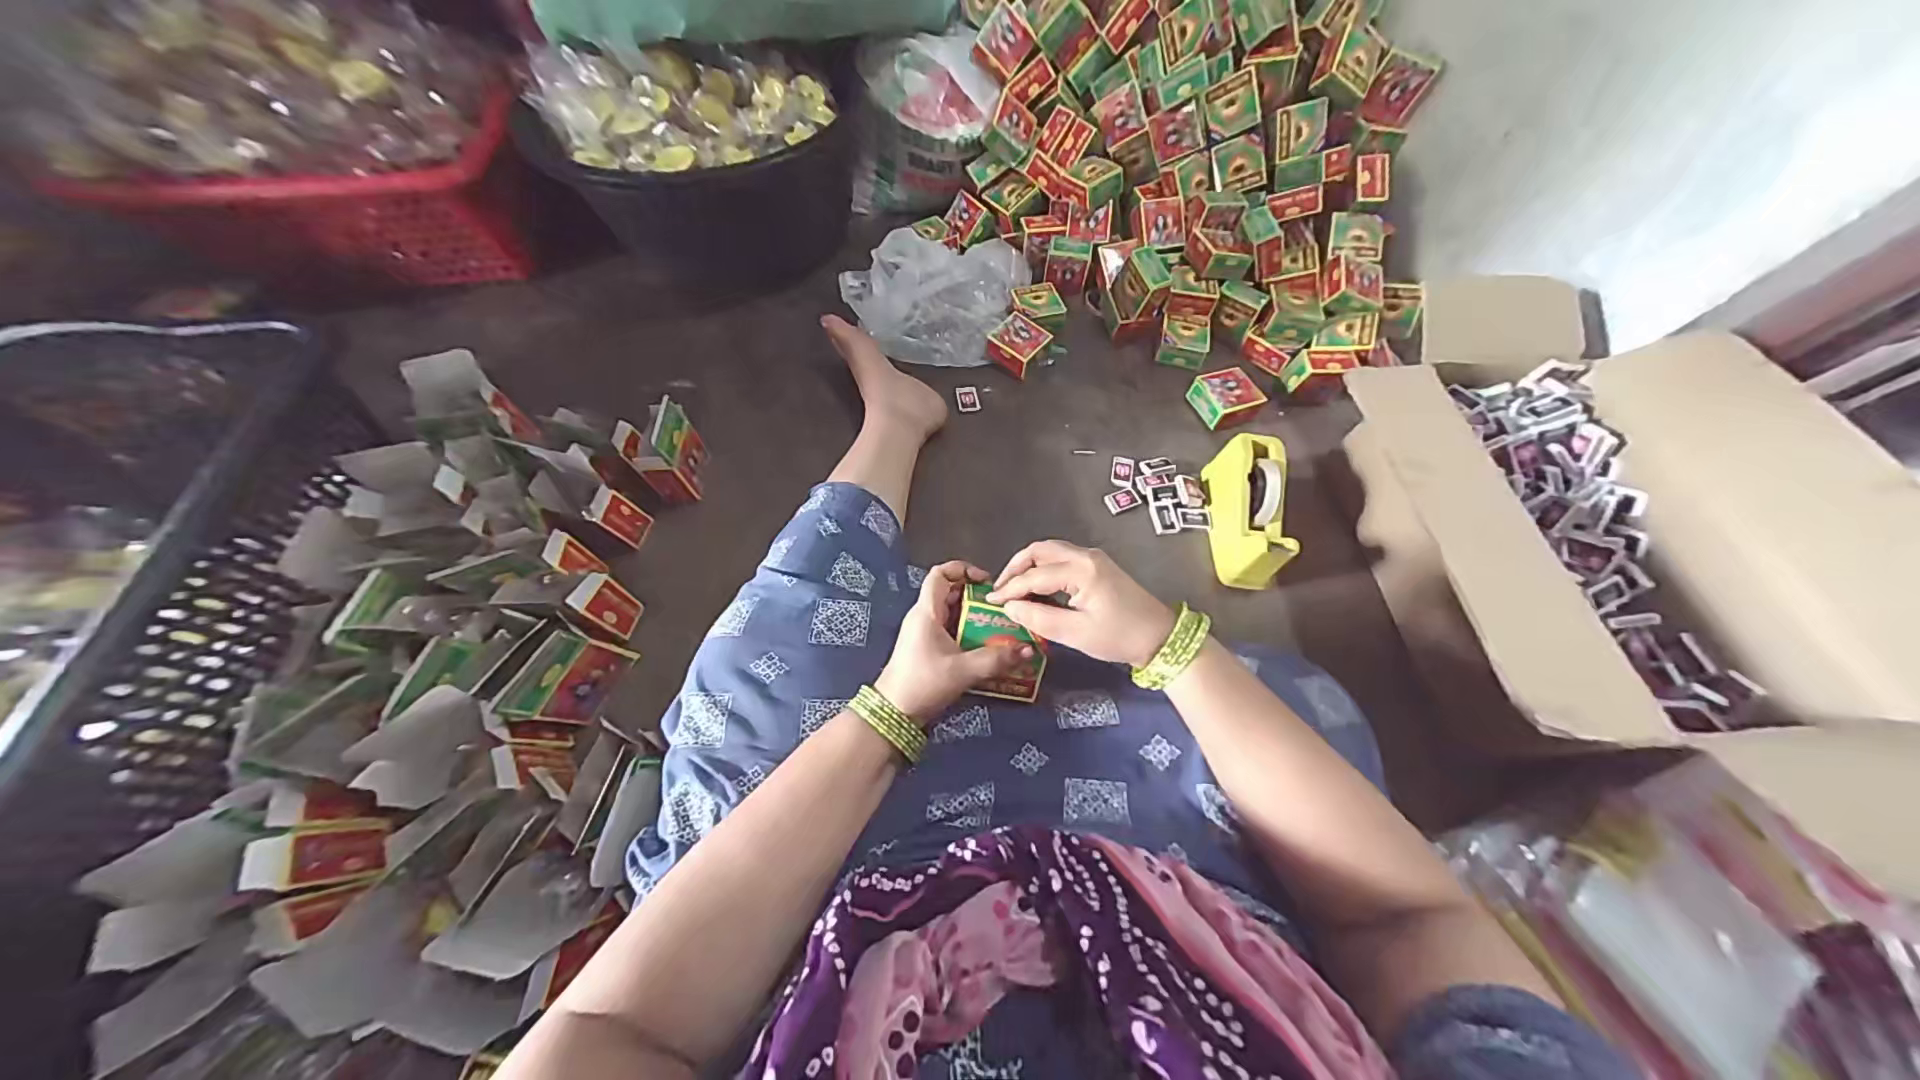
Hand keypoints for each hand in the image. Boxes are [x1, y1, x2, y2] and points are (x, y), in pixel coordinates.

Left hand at [874, 560, 1031, 722]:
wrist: (894, 713)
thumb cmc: (922, 683)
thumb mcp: (963, 670)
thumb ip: (996, 659)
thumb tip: (1027, 650)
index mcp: (926, 612)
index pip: (940, 573)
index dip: (963, 569)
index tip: (986, 581)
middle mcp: (923, 617)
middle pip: (950, 592)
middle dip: (976, 596)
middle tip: (1000, 608)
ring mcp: (924, 634)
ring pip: (952, 613)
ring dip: (974, 617)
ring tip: (999, 627)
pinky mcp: (927, 649)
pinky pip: (950, 631)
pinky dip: (968, 633)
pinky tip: (986, 647)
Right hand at [987, 540, 1177, 667]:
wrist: (1160, 637)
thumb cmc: (1119, 637)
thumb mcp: (1076, 634)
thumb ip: (1039, 619)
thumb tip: (1010, 608)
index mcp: (1081, 570)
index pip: (1034, 576)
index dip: (1010, 589)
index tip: (991, 601)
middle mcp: (1085, 556)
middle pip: (1040, 550)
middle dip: (1016, 567)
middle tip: (1001, 589)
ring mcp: (1093, 558)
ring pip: (1050, 551)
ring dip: (1029, 566)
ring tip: (1014, 588)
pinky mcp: (1097, 565)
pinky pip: (1062, 558)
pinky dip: (1044, 568)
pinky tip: (1036, 587)